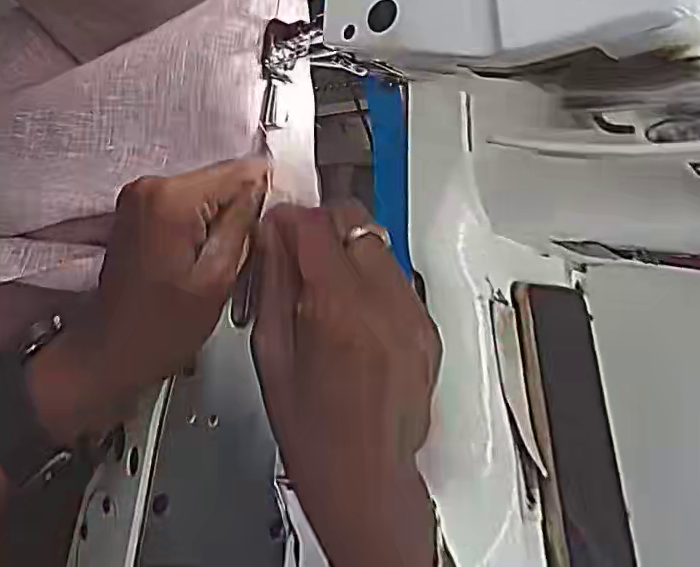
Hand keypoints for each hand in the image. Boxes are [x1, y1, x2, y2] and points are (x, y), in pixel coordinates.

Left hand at [30, 157, 268, 440]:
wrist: (110, 351)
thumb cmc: (162, 328)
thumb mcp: (218, 277)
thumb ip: (243, 222)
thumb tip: (261, 186)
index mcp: (173, 199)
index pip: (239, 171)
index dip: (264, 193)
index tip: (269, 223)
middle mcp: (151, 185)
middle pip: (220, 176)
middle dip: (240, 206)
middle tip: (247, 247)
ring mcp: (140, 193)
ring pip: (206, 187)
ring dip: (221, 214)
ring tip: (222, 255)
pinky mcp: (138, 205)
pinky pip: (186, 198)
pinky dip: (201, 218)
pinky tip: (202, 252)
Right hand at [253, 202, 441, 566]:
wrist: (369, 482)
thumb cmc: (315, 433)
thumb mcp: (272, 351)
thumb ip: (272, 281)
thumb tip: (273, 236)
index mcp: (337, 308)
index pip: (315, 223)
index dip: (290, 217)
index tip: (277, 224)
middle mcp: (382, 302)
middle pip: (353, 217)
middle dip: (321, 222)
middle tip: (300, 245)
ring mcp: (411, 312)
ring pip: (376, 241)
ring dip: (347, 248)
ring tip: (326, 284)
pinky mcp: (427, 325)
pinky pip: (395, 274)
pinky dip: (371, 276)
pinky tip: (353, 308)